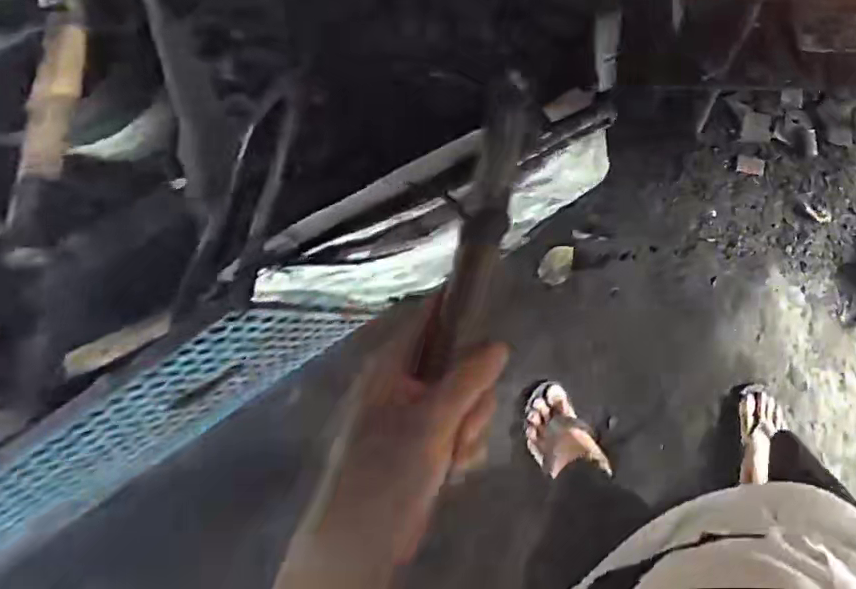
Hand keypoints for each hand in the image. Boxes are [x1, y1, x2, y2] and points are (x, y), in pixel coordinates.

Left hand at [275, 321, 508, 588]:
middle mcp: (403, 384)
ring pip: (469, 394)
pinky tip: (453, 465)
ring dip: (472, 422)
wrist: (355, 550)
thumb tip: (500, 344)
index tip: (492, 313)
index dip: (461, 306)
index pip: (431, 314)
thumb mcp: (433, 420)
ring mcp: (414, 414)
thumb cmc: (385, 474)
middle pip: (463, 358)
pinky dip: (465, 442)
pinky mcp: (425, 442)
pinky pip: (464, 422)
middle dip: (475, 390)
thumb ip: (470, 376)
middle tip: (465, 417)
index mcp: (391, 367)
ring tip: (454, 452)